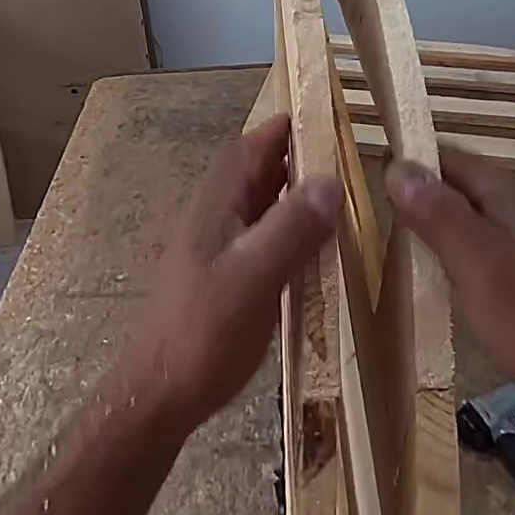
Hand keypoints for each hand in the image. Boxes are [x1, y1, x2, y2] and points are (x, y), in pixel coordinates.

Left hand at [138, 114, 340, 430]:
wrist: (163, 396)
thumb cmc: (204, 332)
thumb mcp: (253, 277)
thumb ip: (291, 228)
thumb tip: (331, 182)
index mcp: (216, 204)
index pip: (251, 147)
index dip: (288, 128)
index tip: (331, 118)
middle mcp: (216, 215)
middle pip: (259, 169)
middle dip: (301, 157)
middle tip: (351, 157)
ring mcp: (220, 243)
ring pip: (264, 200)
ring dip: (298, 190)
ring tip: (345, 192)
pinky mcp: (228, 270)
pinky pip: (266, 230)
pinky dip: (293, 223)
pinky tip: (320, 241)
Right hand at [385, 151, 514, 414]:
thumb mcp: (478, 263)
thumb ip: (439, 215)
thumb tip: (397, 166)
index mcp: (505, 193)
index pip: (448, 156)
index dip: (409, 161)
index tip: (366, 177)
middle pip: (456, 184)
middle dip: (415, 192)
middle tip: (368, 212)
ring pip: (464, 215)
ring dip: (429, 221)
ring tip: (387, 238)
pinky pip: (475, 244)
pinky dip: (447, 248)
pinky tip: (428, 270)